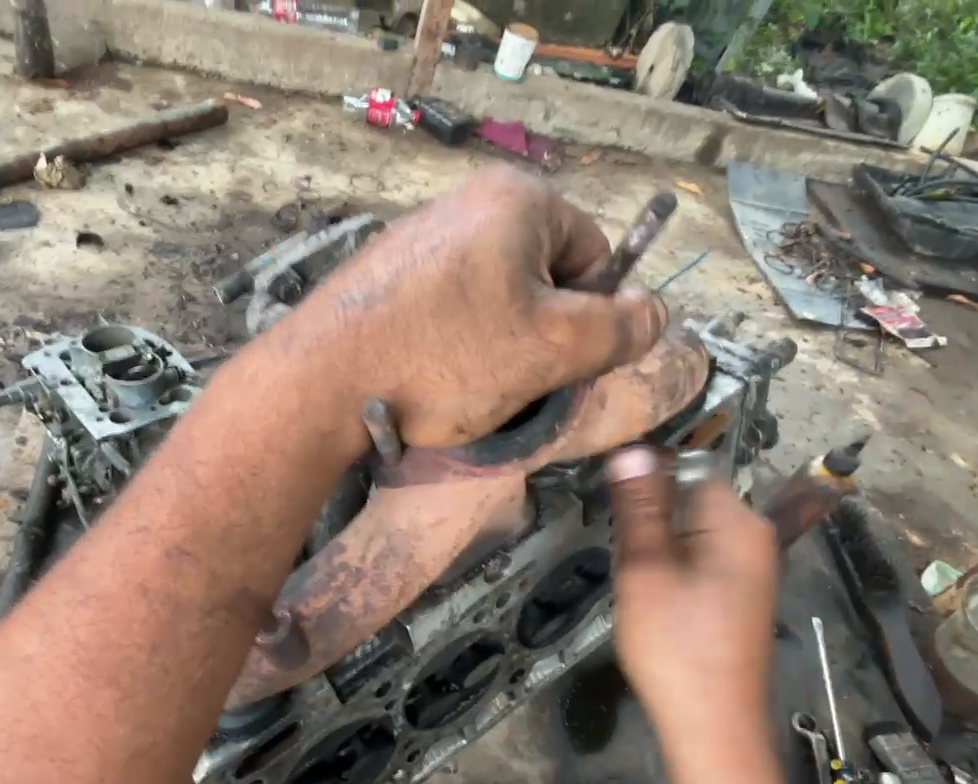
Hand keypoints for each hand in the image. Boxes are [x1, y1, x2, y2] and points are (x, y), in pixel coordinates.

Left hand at [277, 167, 664, 446]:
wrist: (322, 385)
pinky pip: (442, 315)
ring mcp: (416, 242)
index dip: (592, 318)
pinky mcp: (382, 281)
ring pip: (490, 303)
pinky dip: (448, 350)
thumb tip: (654, 313)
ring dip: (495, 350)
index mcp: (517, 200)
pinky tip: (428, 382)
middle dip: (539, 336)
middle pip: (540, 279)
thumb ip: (621, 329)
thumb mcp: (553, 350)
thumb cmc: (444, 360)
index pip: (594, 255)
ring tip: (466, 388)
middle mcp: (463, 205)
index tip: (564, 363)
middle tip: (515, 383)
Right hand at [607, 445, 778, 736]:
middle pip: (690, 501)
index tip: (611, 508)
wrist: (712, 726)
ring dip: (656, 546)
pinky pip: (700, 560)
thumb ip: (638, 508)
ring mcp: (751, 570)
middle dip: (650, 519)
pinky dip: (671, 569)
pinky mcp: (739, 596)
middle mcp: (755, 539)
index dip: (645, 481)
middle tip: (622, 555)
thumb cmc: (675, 646)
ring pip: (690, 533)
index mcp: (739, 524)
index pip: (689, 469)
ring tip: (634, 579)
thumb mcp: (646, 570)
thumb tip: (632, 450)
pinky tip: (652, 599)